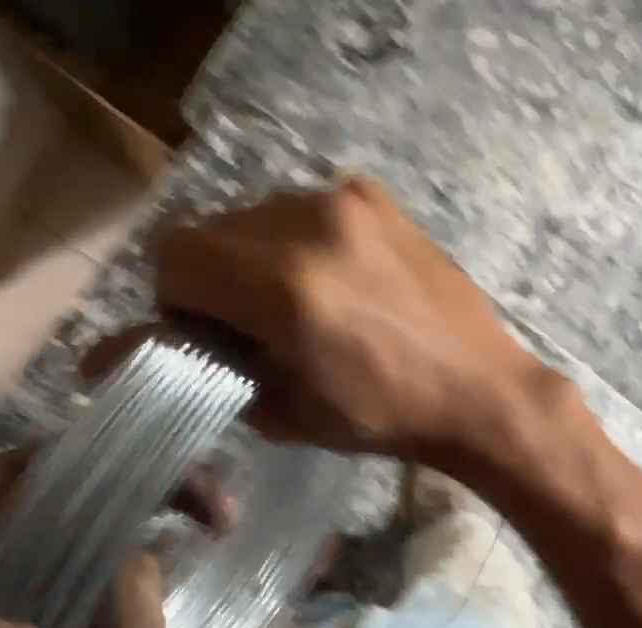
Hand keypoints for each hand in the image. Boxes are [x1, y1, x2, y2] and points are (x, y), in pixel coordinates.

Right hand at [153, 176, 559, 462]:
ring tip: (301, 301)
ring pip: (256, 213)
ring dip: (257, 255)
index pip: (175, 258)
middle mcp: (307, 226)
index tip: (209, 333)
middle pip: (211, 230)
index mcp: (282, 288)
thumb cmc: (383, 416)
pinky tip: (337, 278)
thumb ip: (219, 371)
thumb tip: (164, 350)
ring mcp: (345, 202)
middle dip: (215, 278)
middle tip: (252, 322)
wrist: (477, 390)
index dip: (178, 301)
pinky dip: (301, 238)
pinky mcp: (375, 197)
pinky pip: (305, 205)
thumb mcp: (287, 414)